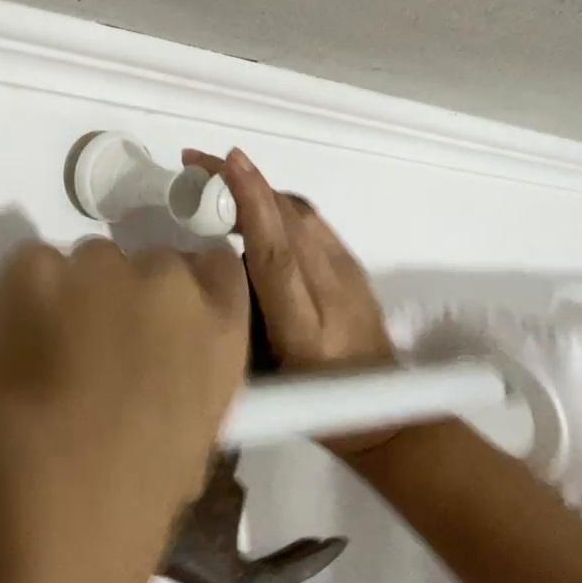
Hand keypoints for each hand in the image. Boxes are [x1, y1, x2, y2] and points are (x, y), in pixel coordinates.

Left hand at [0, 239, 249, 582]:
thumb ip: (180, 387)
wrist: (28, 512)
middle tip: (93, 350)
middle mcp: (165, 284)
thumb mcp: (185, 450)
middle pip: (145, 264)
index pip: (215, 269)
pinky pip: (31, 267)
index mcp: (218, 334)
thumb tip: (152, 378)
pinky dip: (22, 297)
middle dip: (122, 298)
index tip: (156, 319)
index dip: (183, 292)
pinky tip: (11, 348)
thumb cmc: (119, 512)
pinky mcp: (29, 267)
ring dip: (71, 297)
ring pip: (85, 264)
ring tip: (43, 357)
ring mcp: (95, 269)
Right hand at [183, 147, 397, 456]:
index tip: (228, 163)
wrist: (387, 419)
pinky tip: (251, 207)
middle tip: (194, 163)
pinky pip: (309, 221)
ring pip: (300, 212)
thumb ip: (239, 317)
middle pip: (288, 218)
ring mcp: (349, 274)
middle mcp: (331, 290)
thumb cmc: (310, 405)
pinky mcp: (354, 268)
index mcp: (303, 325)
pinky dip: (275, 203)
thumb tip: (212, 265)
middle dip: (243, 180)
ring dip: (257, 187)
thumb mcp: (261, 376)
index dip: (251, 203)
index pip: (275, 251)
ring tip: (215, 178)